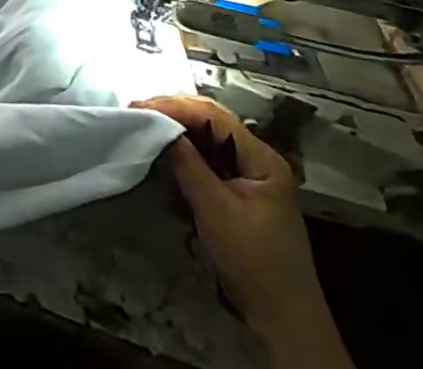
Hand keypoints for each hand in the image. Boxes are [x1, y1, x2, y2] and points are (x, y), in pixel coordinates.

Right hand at [135, 95, 334, 359]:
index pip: (214, 116)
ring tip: (147, 131)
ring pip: (208, 143)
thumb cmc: (253, 261)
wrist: (284, 317)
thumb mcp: (215, 210)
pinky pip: (209, 166)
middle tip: (138, 111)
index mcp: (260, 157)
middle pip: (212, 124)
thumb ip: (188, 166)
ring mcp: (249, 176)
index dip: (176, 106)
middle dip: (176, 116)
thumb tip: (161, 129)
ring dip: (179, 138)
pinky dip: (186, 163)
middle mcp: (256, 158)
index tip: (140, 105)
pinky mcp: (239, 194)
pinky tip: (166, 165)